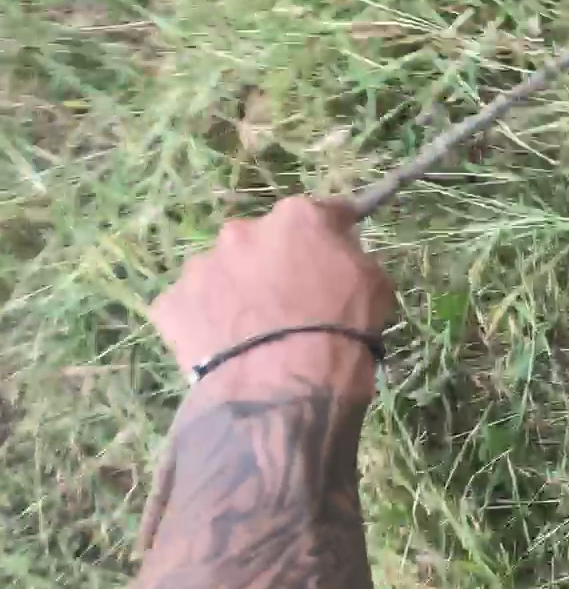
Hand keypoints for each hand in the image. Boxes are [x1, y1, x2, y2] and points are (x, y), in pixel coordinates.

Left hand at [150, 196, 394, 398]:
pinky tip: (237, 338)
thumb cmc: (345, 323)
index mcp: (298, 219)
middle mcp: (243, 231)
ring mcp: (200, 266)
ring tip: (263, 322)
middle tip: (300, 291)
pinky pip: (199, 301)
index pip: (325, 212)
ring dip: (245, 285)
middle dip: (281, 258)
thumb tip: (337, 258)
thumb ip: (351, 258)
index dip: (336, 230)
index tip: (344, 245)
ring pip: (228, 269)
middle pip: (266, 238)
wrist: (287, 376)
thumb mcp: (376, 283)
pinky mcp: (171, 302)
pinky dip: (216, 313)